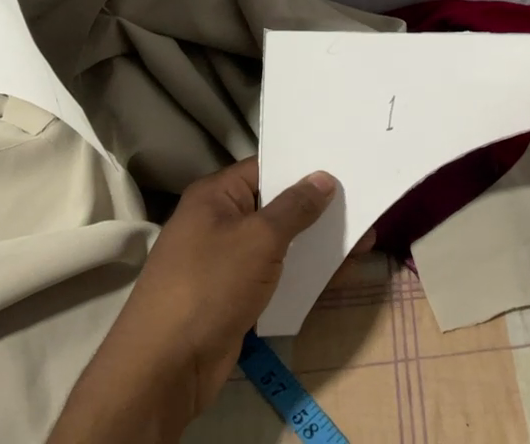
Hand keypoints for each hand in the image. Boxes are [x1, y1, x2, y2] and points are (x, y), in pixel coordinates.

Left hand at [47, 158, 337, 443]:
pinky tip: (339, 273)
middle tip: (363, 201)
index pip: (264, 168)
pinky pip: (275, 274)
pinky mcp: (234, 295)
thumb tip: (323, 178)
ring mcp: (225, 261)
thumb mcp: (258, 238)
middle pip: (275, 205)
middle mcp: (218, 221)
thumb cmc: (210, 285)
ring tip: (364, 239)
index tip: (344, 163)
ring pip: (279, 242)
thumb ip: (295, 207)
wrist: (165, 366)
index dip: (303, 166)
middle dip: (317, 207)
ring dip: (316, 243)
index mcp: (215, 196)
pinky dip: (303, 272)